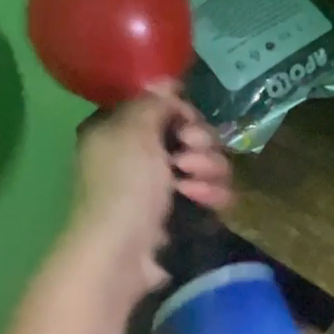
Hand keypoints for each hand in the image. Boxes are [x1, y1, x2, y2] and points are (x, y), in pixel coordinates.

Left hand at [71, 85, 231, 290]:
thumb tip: (168, 81)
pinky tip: (199, 201)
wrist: (123, 251)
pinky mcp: (183, 212)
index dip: (183, 113)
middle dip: (200, 144)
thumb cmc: (123, 184)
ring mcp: (163, 186)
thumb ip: (155, 102)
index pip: (165, 108)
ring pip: (208, 163)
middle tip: (187, 158)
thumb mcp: (134, 130)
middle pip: (193, 135)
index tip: (186, 122)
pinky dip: (211, 194)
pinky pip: (213, 191)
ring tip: (191, 187)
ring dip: (207, 170)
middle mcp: (141, 155)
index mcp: (120, 131)